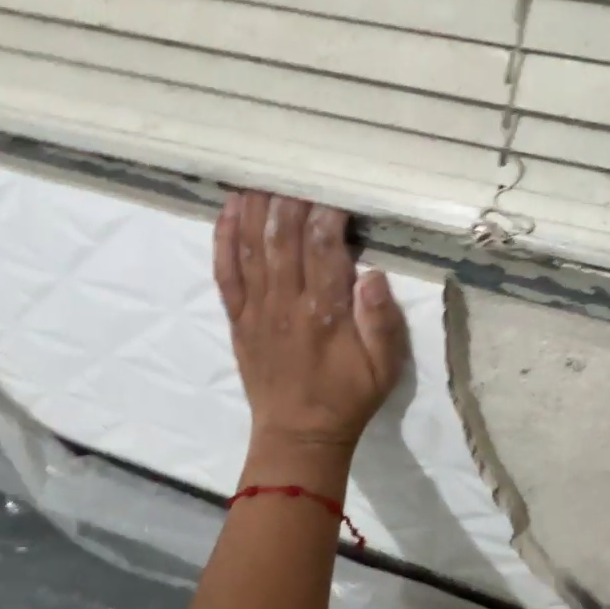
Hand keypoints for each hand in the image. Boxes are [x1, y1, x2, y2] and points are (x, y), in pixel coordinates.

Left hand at [214, 192, 408, 461]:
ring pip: (251, 249)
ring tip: (263, 175)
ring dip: (256, 209)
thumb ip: (381, 322)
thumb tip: (373, 275)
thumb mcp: (385, 368)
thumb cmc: (348, 397)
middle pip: (282, 239)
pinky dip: (224, 239)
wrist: (298, 435)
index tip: (336, 192)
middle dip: (290, 201)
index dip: (327, 214)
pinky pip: (226, 273)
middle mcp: (286, 305)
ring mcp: (256, 310)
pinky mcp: (238, 319)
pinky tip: (230, 209)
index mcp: (325, 314)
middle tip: (299, 173)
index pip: (323, 248)